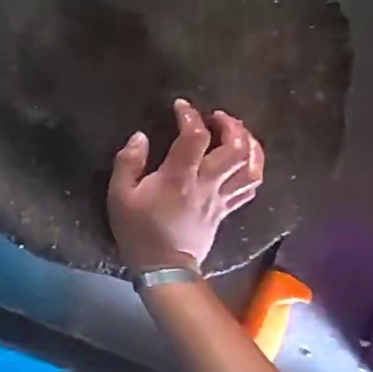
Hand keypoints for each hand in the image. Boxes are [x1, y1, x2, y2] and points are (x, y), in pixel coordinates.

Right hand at [106, 99, 264, 272]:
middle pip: (235, 150)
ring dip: (249, 145)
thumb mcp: (119, 193)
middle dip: (231, 127)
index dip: (190, 116)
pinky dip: (252, 168)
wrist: (163, 266)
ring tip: (238, 132)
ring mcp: (221, 199)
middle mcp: (206, 185)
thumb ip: (128, 161)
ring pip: (250, 168)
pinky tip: (244, 159)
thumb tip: (141, 136)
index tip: (181, 105)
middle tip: (217, 116)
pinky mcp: (226, 210)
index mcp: (178, 177)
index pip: (194, 138)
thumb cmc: (137, 227)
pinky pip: (249, 187)